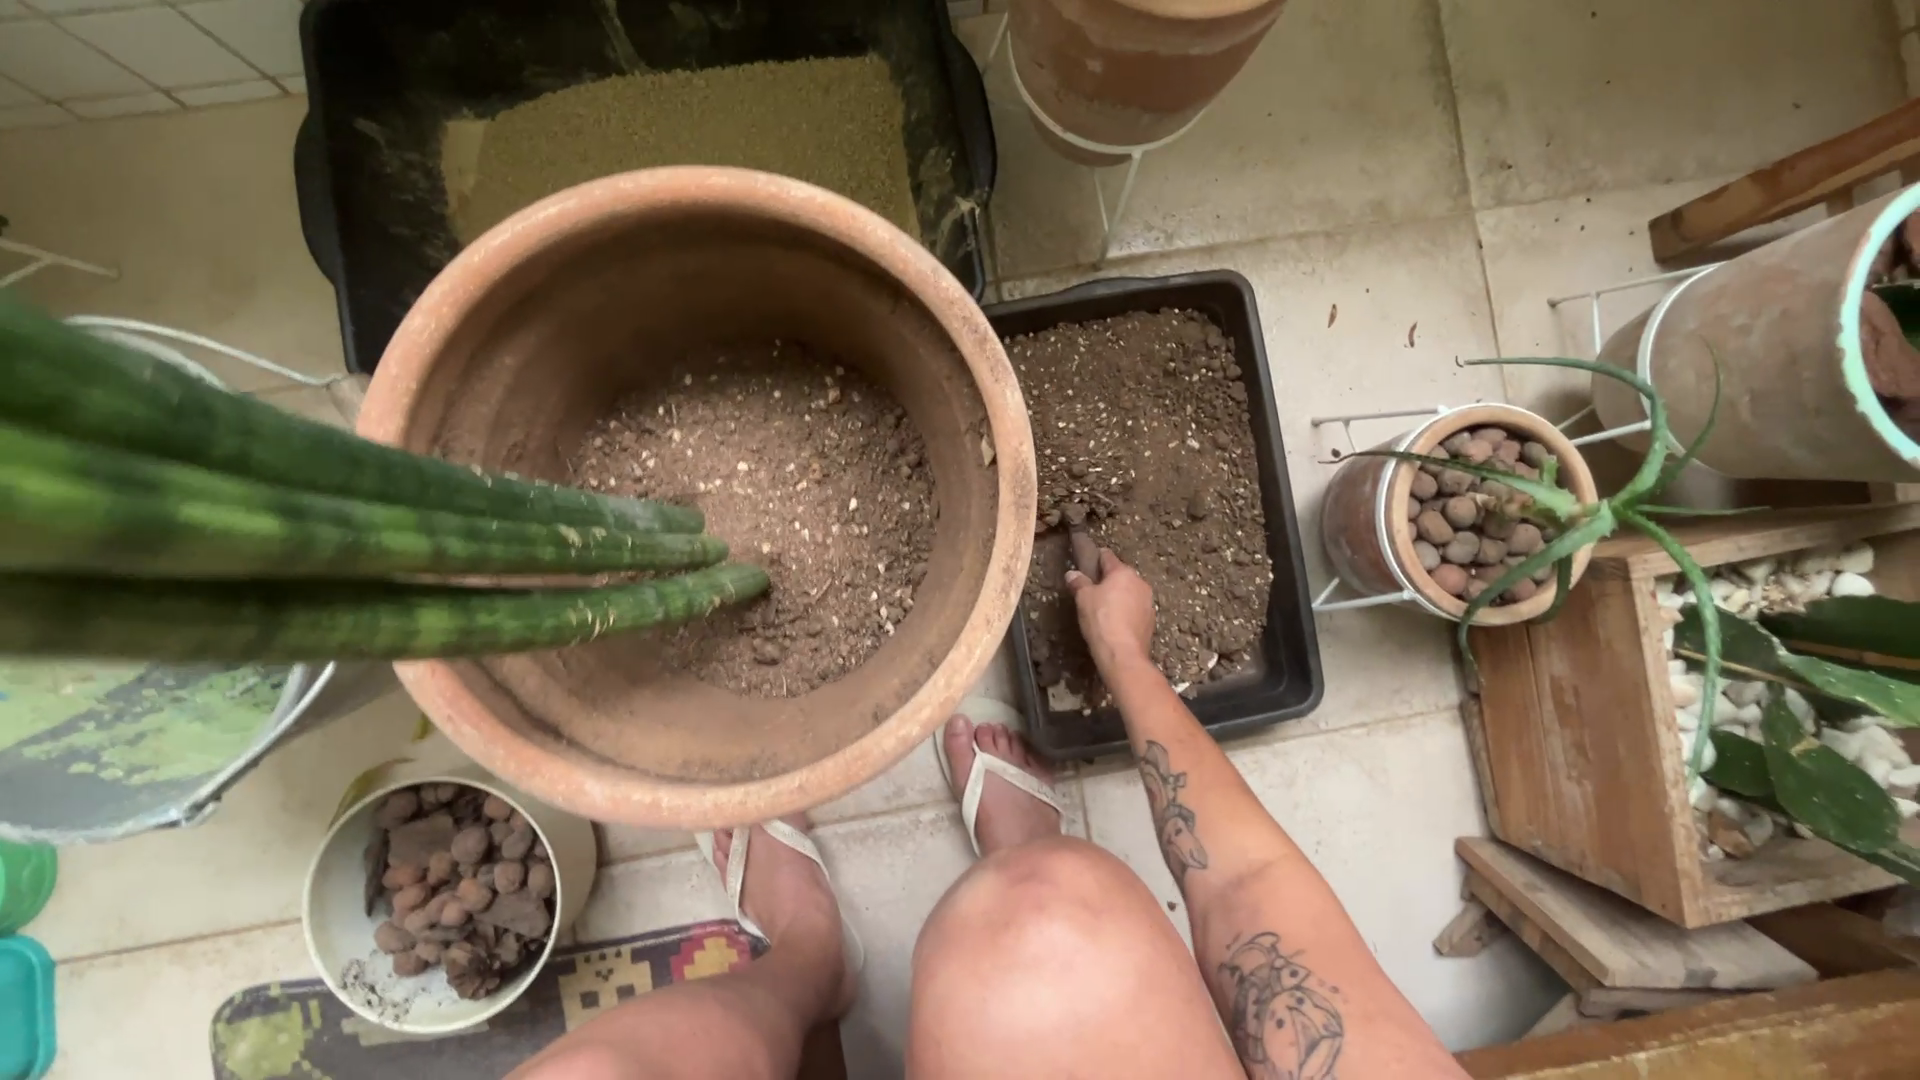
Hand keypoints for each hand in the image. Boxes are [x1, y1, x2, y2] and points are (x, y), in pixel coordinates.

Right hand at [1064, 549, 1154, 673]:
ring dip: (1119, 595)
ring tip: (1103, 607)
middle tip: (1092, 588)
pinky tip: (1115, 622)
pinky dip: (1126, 611)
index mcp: (1123, 573)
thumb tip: (1072, 574)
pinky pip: (1135, 609)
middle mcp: (1140, 583)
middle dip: (1109, 579)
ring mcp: (1148, 602)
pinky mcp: (1151, 620)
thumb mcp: (1083, 598)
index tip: (1089, 560)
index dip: (1097, 557)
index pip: (1108, 557)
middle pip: (1121, 575)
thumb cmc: (1101, 619)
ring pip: (1130, 592)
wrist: (1122, 653)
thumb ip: (1078, 583)